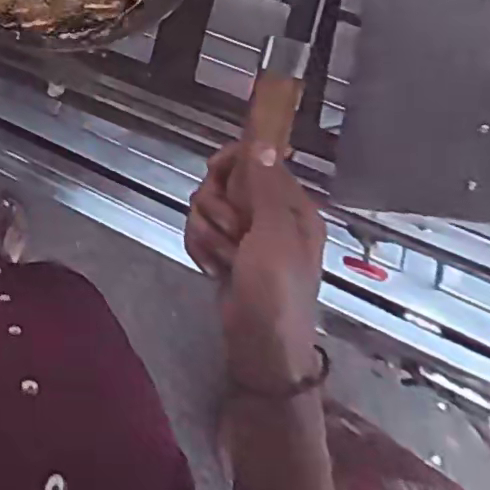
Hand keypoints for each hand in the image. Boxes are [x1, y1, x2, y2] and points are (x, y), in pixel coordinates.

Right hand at [187, 143, 326, 387]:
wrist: (260, 346)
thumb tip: (263, 142)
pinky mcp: (224, 251)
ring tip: (225, 258)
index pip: (256, 159)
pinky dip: (200, 247)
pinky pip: (198, 230)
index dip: (232, 162)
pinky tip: (213, 267)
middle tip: (231, 231)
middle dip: (216, 206)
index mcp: (291, 205)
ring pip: (205, 206)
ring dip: (207, 232)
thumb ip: (265, 187)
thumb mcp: (274, 235)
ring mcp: (245, 234)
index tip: (215, 172)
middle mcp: (268, 213)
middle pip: (223, 181)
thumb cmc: (276, 291)